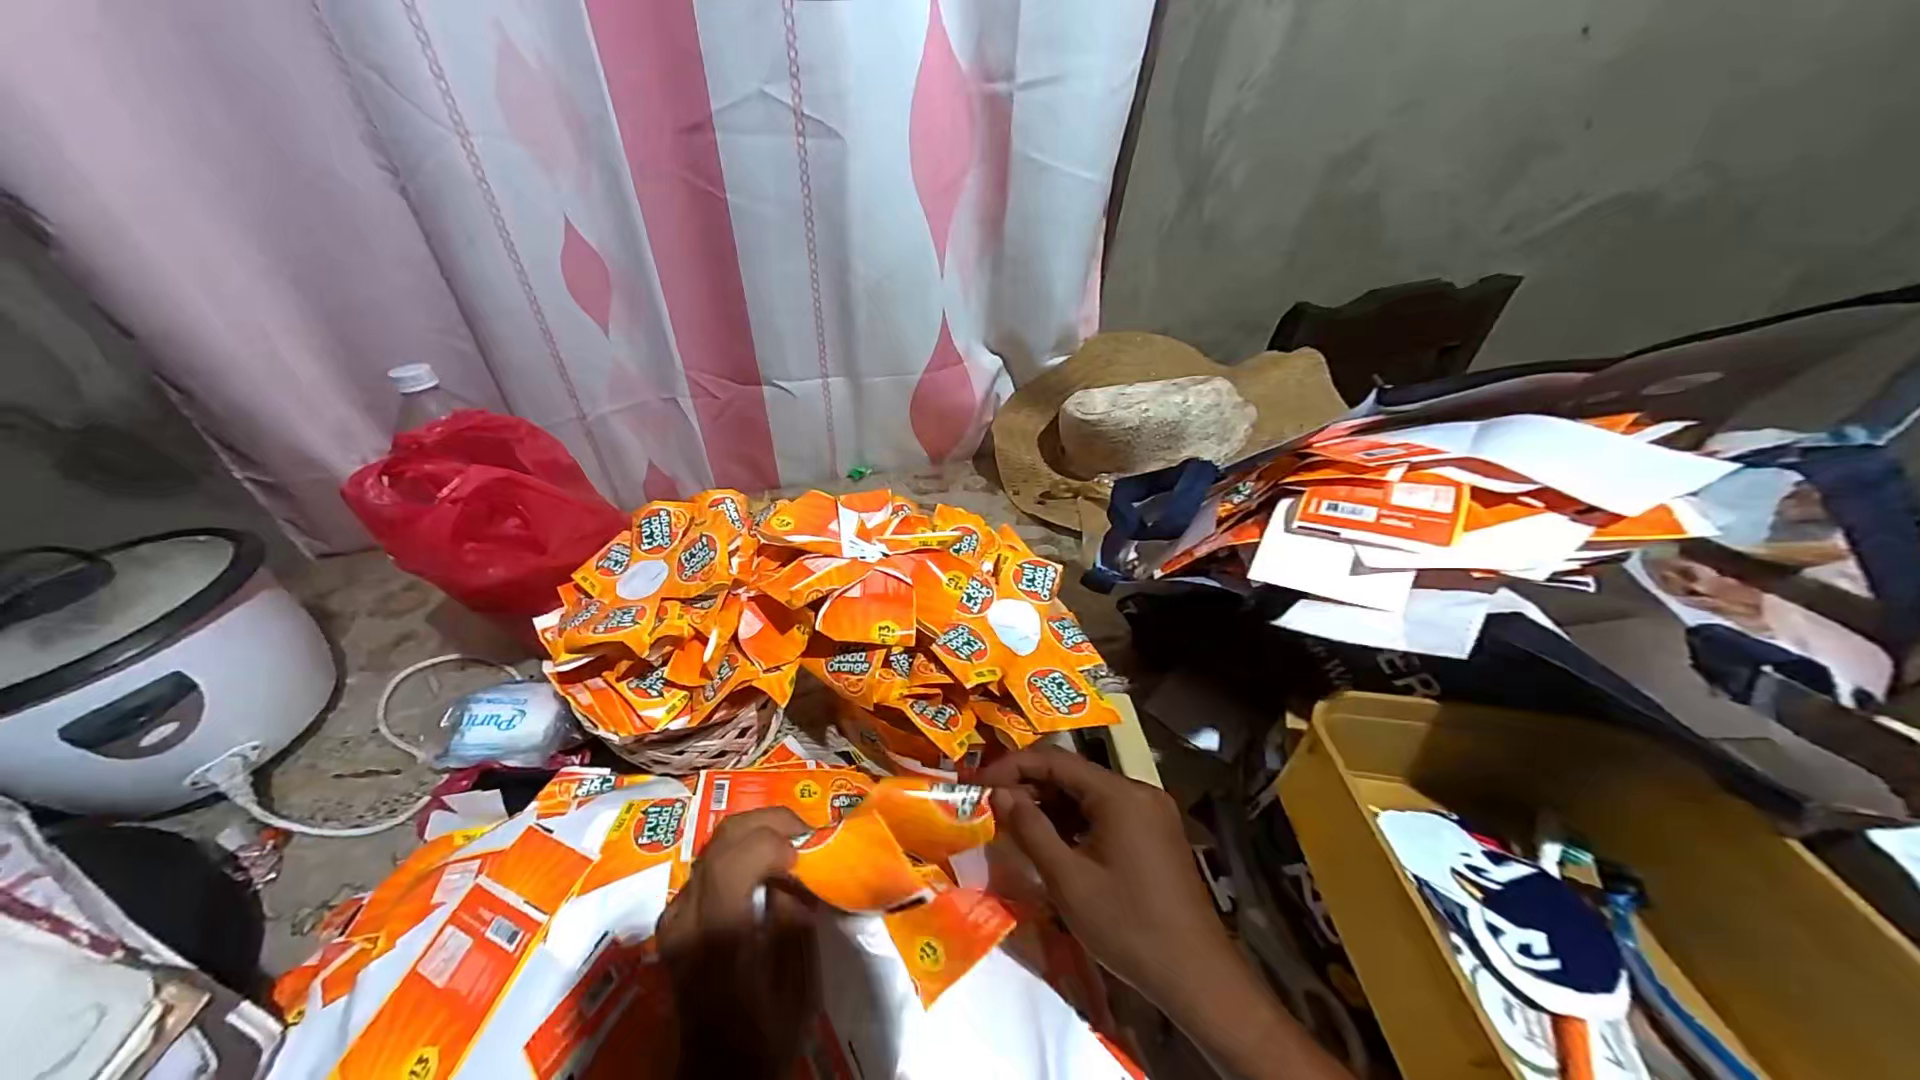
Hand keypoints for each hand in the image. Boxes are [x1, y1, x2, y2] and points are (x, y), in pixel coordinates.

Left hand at [657, 807, 817, 1079]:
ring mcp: (674, 916)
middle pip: (722, 839)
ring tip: (790, 847)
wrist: (719, 1069)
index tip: (807, 852)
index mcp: (716, 936)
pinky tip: (766, 868)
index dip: (774, 840)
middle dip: (769, 823)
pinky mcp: (675, 918)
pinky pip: (710, 865)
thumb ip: (792, 917)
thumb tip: (795, 873)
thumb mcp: (796, 980)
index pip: (732, 859)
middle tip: (805, 833)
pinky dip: (742, 852)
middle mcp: (685, 917)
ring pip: (715, 845)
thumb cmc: (767, 1031)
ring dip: (756, 834)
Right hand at [975, 745, 1231, 1005]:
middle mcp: (1138, 791)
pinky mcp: (1156, 833)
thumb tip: (1000, 794)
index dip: (1013, 766)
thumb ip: (1031, 829)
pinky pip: (1107, 812)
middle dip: (1031, 786)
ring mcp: (1151, 811)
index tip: (980, 783)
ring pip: (1090, 794)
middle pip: (1074, 774)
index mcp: (1120, 794)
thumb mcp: (1068, 880)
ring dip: (1052, 805)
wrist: (1196, 975)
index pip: (1056, 759)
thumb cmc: (1127, 926)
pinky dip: (1077, 821)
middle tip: (993, 806)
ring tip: (1016, 825)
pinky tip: (1054, 841)